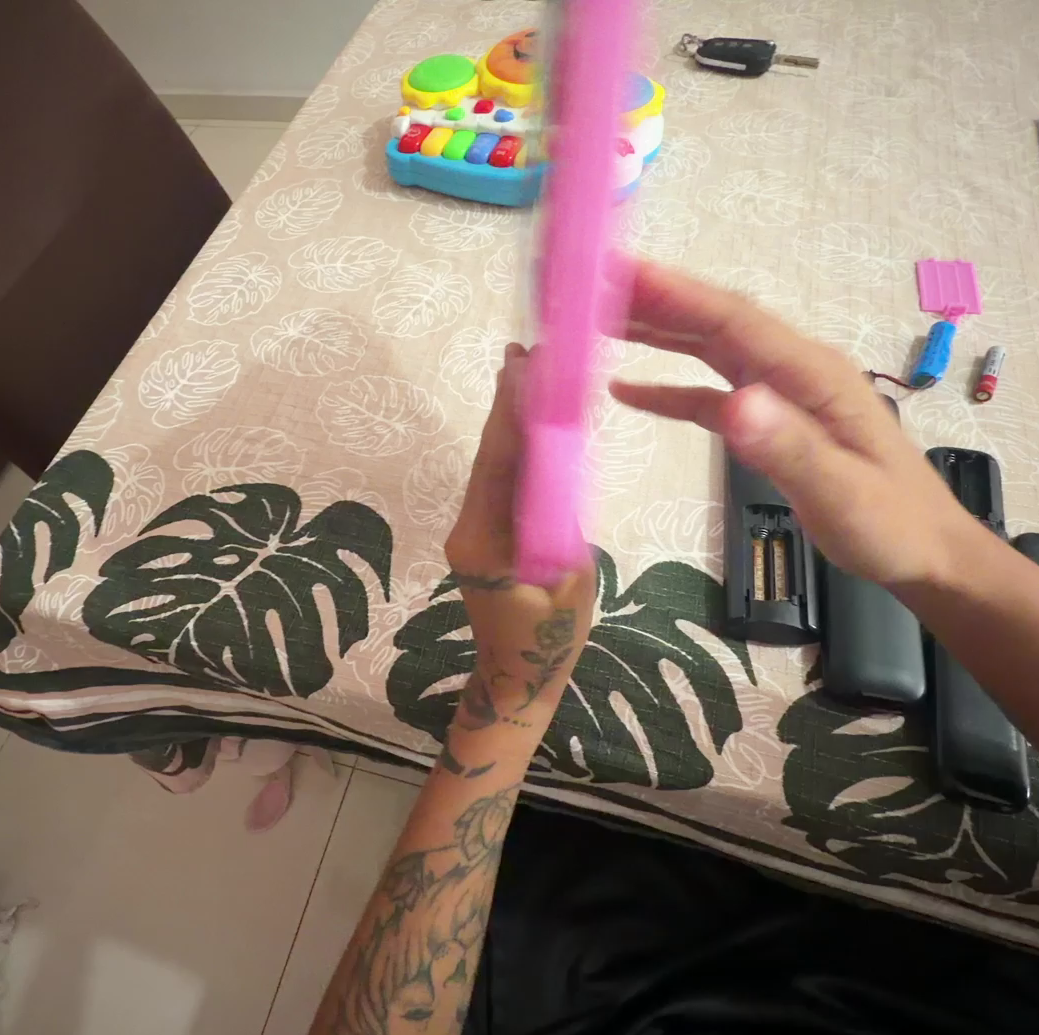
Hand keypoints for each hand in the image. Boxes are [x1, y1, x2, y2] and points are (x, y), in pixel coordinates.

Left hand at [443, 345, 596, 731]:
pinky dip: (510, 450)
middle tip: (526, 352)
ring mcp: (468, 530)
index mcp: (486, 541)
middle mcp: (467, 527)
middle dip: (507, 404)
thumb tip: (559, 463)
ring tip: (525, 371)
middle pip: (489, 457)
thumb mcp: (571, 580)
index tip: (525, 365)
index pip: (501, 465)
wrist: (517, 678)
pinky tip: (524, 422)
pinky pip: (495, 484)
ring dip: (507, 421)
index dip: (512, 413)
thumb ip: (563, 522)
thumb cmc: (550, 640)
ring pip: (489, 466)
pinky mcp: (478, 534)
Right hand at [610, 261, 980, 588]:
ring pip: (707, 350)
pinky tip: (626, 388)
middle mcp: (791, 372)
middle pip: (715, 323)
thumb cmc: (888, 523)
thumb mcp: (841, 492)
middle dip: (656, 300)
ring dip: (657, 332)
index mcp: (811, 375)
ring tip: (600, 319)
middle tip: (593, 286)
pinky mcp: (764, 423)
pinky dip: (666, 388)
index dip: (678, 295)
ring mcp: (777, 395)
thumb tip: (735, 402)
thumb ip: (789, 446)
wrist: (923, 552)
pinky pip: (706, 395)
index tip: (624, 273)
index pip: (735, 322)